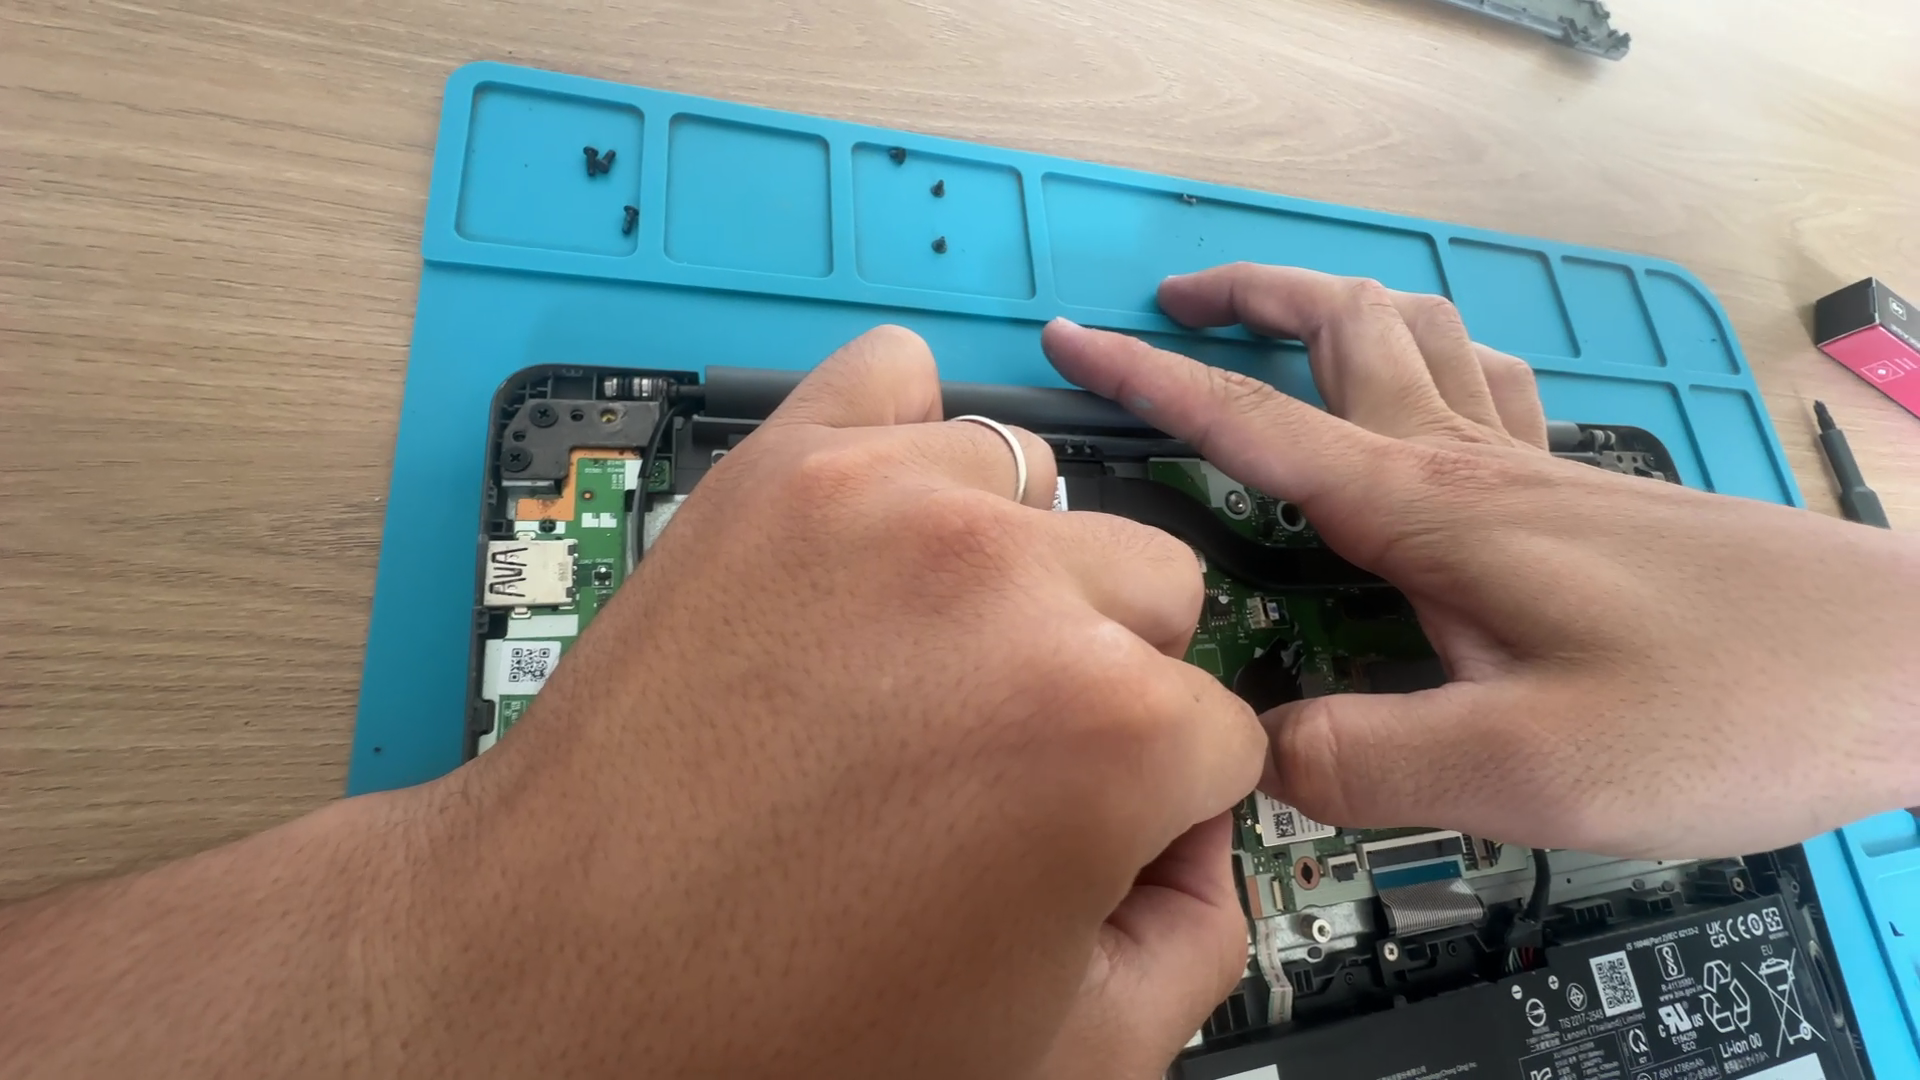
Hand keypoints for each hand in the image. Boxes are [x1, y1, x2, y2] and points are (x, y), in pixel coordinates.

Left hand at [440, 326, 1264, 1077]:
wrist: (562, 970)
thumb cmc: (791, 1026)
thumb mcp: (1062, 1053)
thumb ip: (1195, 935)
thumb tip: (1199, 828)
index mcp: (1103, 732)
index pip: (1222, 726)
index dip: (1167, 794)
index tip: (1093, 818)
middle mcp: (1008, 585)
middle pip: (1155, 585)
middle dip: (1110, 668)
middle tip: (1005, 734)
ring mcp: (890, 501)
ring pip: (1043, 485)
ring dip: (1013, 564)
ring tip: (926, 643)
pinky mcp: (789, 466)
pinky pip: (895, 375)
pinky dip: (909, 439)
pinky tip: (879, 528)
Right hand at [1043, 263, 1919, 858]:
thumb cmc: (1730, 709)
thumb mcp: (1525, 768)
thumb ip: (1364, 760)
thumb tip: (1246, 751)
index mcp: (1413, 505)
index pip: (1244, 418)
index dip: (1146, 377)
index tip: (1076, 339)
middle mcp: (1455, 456)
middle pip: (1335, 324)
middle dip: (1239, 298)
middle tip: (1172, 303)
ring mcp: (1518, 455)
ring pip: (1410, 325)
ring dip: (1327, 303)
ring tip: (1272, 316)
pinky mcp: (1567, 476)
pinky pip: (1480, 371)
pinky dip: (1424, 347)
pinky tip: (1415, 376)